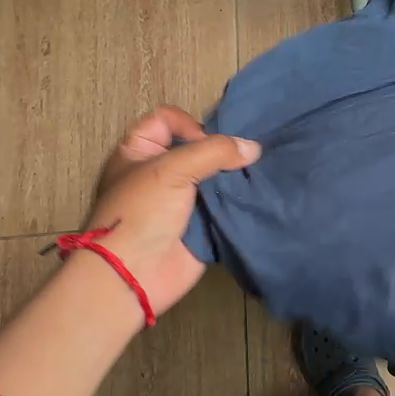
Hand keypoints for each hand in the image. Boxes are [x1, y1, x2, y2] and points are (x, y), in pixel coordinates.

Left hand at [78, 106, 259, 317]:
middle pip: (198, 147)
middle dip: (223, 149)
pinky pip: (226, 204)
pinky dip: (241, 200)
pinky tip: (259, 193)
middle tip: (247, 155)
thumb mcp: (171, 169)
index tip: (205, 144)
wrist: (134, 275)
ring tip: (260, 172)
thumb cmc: (142, 212)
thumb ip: (215, 151)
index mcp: (139, 151)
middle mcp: (161, 172)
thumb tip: (254, 149)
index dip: (189, 124)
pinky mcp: (201, 224)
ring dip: (236, 175)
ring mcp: (182, 200)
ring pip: (216, 176)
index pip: (168, 120)